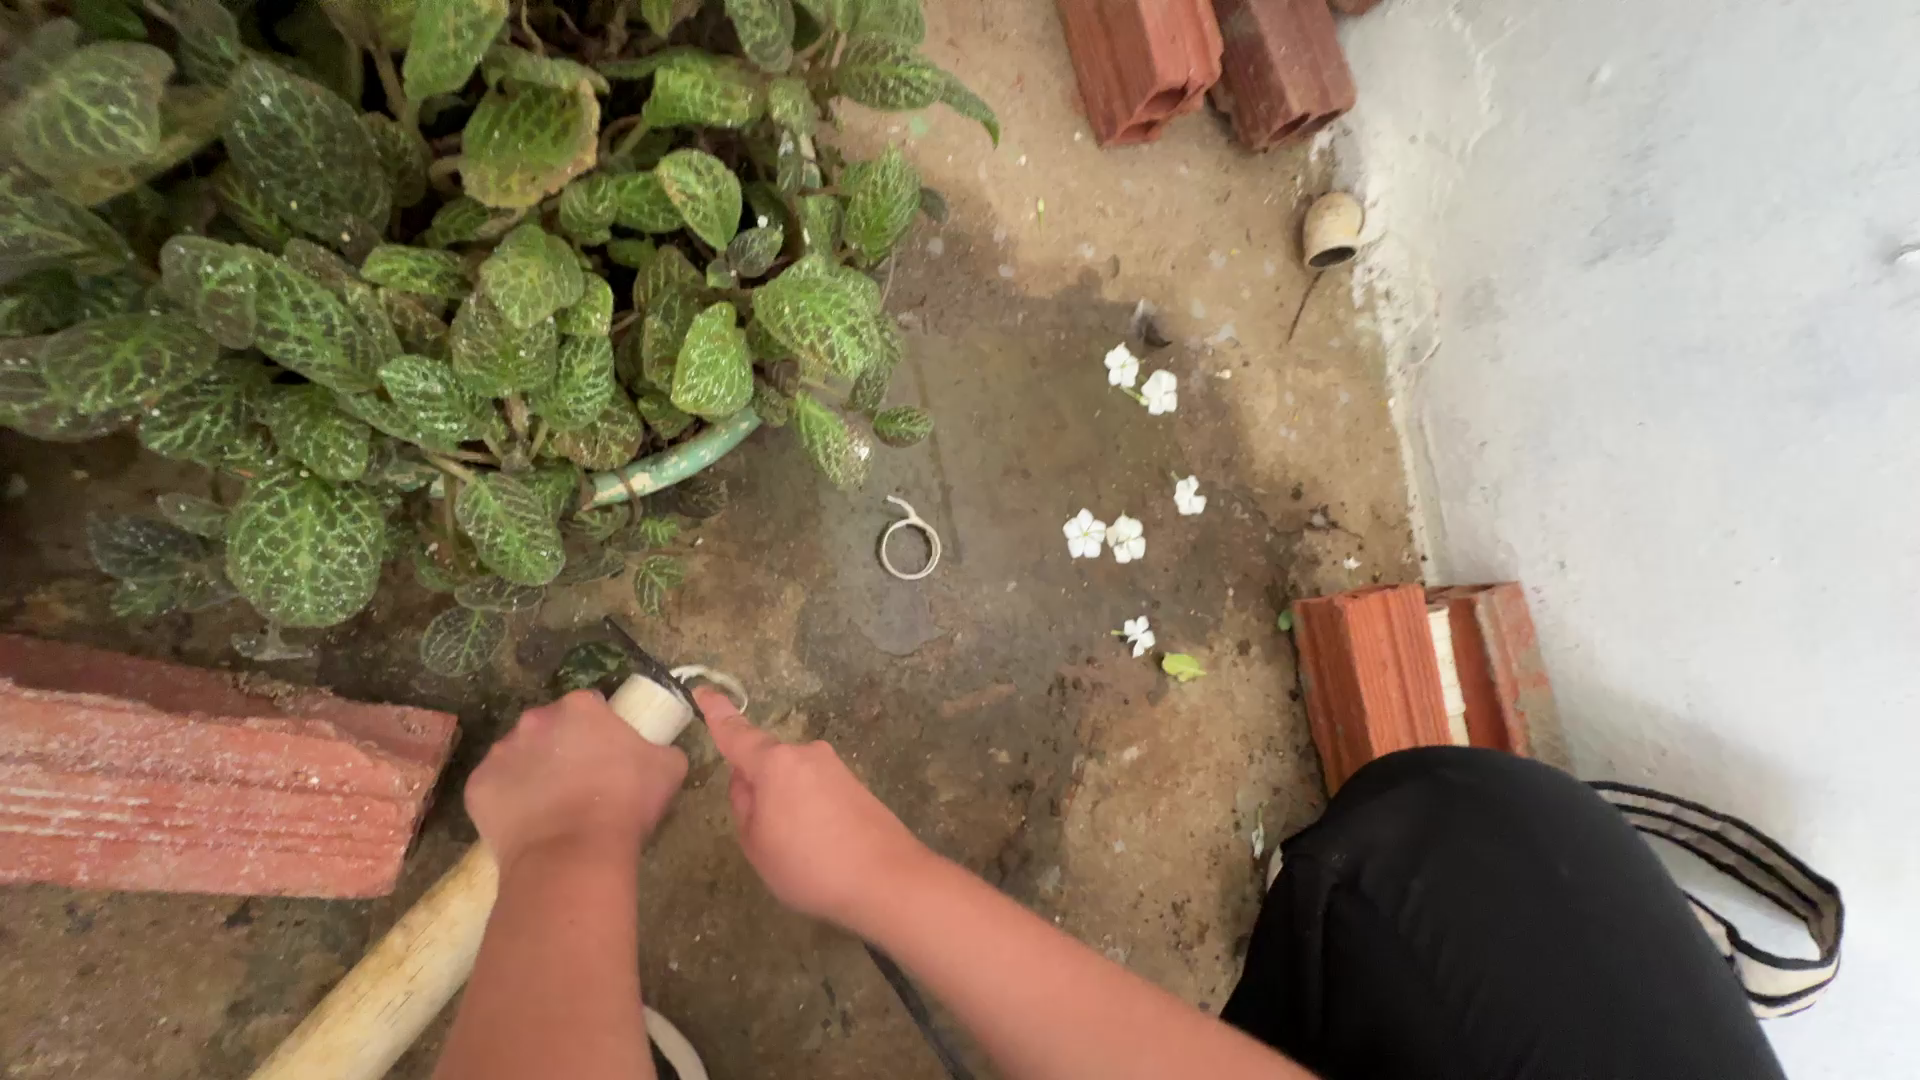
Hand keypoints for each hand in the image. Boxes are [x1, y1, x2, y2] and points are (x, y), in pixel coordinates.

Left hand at [465, 689, 688, 869]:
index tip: (608, 753)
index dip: (600, 728)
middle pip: (550, 726)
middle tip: (582, 778)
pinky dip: (509, 799)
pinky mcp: (477, 787)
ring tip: (554, 804)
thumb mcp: (668, 767)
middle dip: (562, 745)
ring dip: (534, 770)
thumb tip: (655, 753)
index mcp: (580, 707)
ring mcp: (501, 753)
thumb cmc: (626, 803)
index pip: (589, 706)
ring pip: (519, 754)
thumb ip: (660, 748)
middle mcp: (535, 720)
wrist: (574, 855)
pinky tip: (530, 821)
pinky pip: (496, 787)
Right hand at [698, 686, 933, 929]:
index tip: (702, 690)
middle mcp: (806, 754)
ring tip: (799, 850)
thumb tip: (750, 784)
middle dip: (757, 790)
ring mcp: (834, 767)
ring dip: (785, 803)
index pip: (737, 734)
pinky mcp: (854, 784)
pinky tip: (821, 847)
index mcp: (775, 763)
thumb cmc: (809, 864)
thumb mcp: (756, 844)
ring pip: (791, 779)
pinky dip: (808, 812)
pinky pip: (815, 790)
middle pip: (766, 763)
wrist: (885, 876)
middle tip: (766, 837)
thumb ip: (745, 806)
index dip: (717, 714)